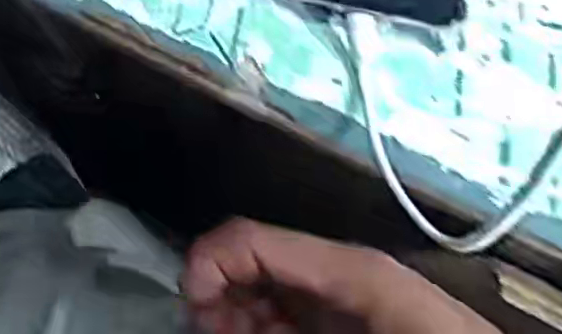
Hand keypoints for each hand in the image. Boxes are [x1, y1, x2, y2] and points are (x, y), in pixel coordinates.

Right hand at [183, 220, 494, 333]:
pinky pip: (306, 310)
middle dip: (224, 295)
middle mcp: (351, 269)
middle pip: (258, 259)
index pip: (247, 237)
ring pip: (278, 287)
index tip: (190, 311)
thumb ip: (276, 324)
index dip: (205, 264)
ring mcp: (364, 295)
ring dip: (246, 313)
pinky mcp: (371, 319)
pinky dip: (276, 324)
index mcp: (349, 266)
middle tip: (208, 331)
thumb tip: (210, 319)